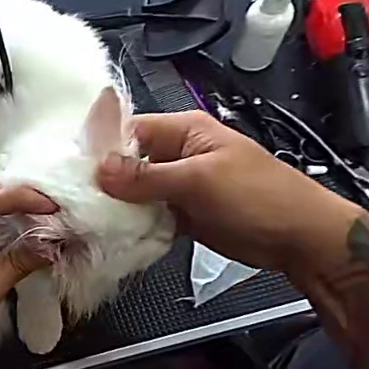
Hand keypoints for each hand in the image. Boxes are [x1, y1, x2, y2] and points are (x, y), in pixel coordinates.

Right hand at [96, 111, 364, 278]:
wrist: (297, 237)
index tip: (71, 173)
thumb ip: (148, 176)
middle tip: (73, 203)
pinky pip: (151, 215)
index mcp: (184, 130)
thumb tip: (100, 170)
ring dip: (118, 207)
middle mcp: (178, 154)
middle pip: (129, 163)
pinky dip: (136, 225)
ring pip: (138, 192)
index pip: (130, 130)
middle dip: (105, 182)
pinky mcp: (184, 215)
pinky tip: (114, 236)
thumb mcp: (199, 180)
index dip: (101, 149)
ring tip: (86, 222)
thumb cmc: (257, 197)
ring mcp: (180, 187)